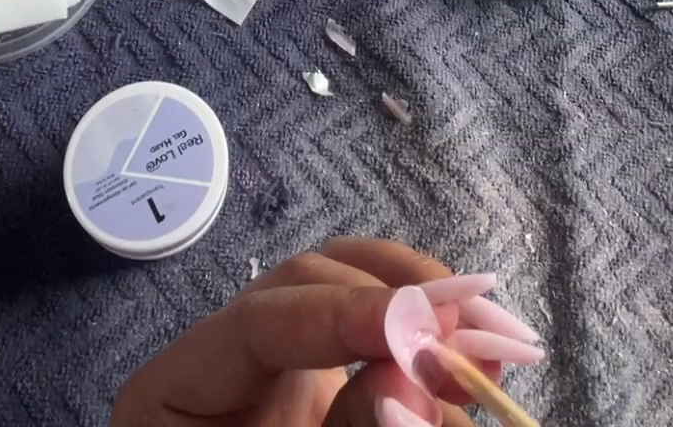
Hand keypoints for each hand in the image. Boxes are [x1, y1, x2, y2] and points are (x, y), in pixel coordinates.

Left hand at [111, 238, 516, 426]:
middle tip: (477, 326)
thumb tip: (412, 371)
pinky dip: (420, 352)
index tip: (425, 328)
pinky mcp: (317, 389)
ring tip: (492, 344)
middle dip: (396, 296)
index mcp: (180, 390)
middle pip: (308, 281)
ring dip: (422, 309)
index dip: (344, 313)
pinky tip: (469, 372)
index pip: (260, 320)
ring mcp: (275, 368)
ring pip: (345, 292)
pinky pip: (367, 345)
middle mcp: (229, 357)